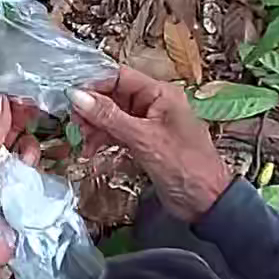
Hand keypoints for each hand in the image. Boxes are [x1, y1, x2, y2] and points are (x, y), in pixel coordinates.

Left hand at [0, 97, 39, 278]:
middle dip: (22, 123)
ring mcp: (4, 177)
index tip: (23, 95)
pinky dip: (35, 166)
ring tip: (32, 147)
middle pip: (8, 134)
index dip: (4, 107)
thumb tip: (0, 102)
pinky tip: (35, 163)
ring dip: (28, 147)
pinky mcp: (20, 193)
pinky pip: (32, 173)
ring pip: (23, 151)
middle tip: (39, 110)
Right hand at [68, 67, 232, 221]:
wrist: (207, 202)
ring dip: (95, 126)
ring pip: (112, 115)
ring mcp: (148, 123)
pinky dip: (103, 139)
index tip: (71, 97)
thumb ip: (109, 116)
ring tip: (83, 140)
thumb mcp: (143, 139)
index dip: (94, 85)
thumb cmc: (184, 165)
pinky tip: (91, 150)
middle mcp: (154, 103)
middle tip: (76, 124)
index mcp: (160, 93)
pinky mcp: (144, 142)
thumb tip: (77, 95)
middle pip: (113, 96)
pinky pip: (117, 132)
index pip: (120, 77)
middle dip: (92, 108)